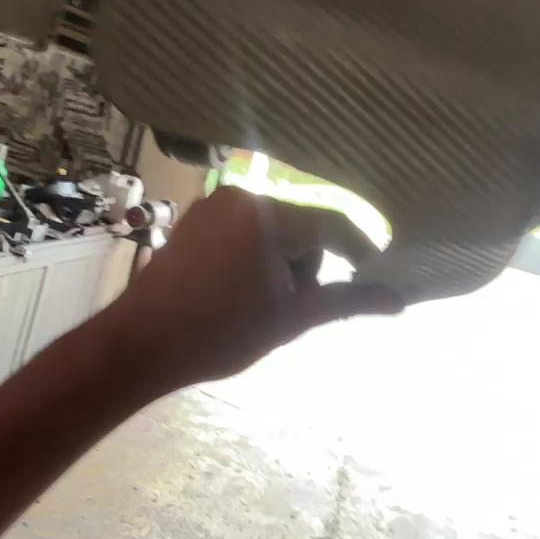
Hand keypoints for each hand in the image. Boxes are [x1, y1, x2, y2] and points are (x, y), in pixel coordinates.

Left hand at [96, 187, 404, 390]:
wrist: (140, 344)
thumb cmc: (221, 333)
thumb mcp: (292, 319)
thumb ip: (346, 301)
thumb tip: (399, 301)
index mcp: (271, 214)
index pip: (333, 224)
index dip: (357, 249)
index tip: (370, 273)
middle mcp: (243, 195)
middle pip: (302, 224)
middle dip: (307, 263)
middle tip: (292, 304)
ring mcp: (213, 203)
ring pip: (273, 226)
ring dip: (280, 259)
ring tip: (260, 302)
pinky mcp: (193, 217)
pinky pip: (243, 227)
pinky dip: (254, 252)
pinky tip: (235, 288)